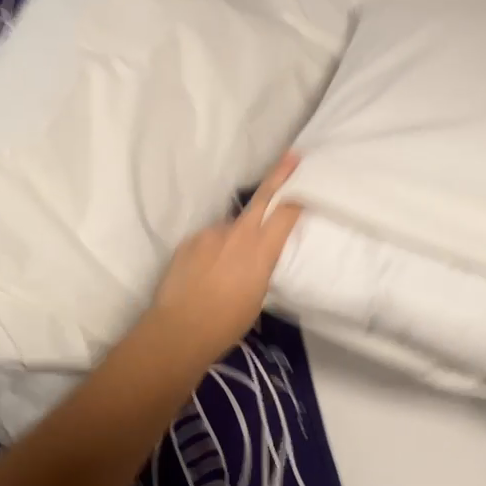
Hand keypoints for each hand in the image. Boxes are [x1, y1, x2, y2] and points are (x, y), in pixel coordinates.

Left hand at [144, 152, 303, 365]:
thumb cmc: (227, 323)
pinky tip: (206, 272)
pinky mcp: (190, 240)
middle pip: (263, 198)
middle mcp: (237, 233)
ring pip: (231, 228)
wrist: (180, 329)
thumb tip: (257, 253)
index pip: (285, 214)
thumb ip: (260, 265)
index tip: (306, 182)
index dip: (298, 198)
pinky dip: (213, 249)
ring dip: (235, 238)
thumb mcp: (258, 296)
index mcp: (261, 250)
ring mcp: (211, 233)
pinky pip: (209, 240)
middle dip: (279, 176)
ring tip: (227, 268)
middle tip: (291, 156)